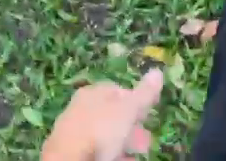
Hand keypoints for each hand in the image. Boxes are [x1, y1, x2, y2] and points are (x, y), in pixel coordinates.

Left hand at [40, 68, 164, 160]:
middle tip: (145, 140)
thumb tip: (157, 72)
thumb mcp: (128, 109)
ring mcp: (72, 132)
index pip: (118, 91)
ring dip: (122, 144)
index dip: (136, 102)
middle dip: (131, 127)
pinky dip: (110, 154)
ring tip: (136, 155)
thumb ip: (144, 93)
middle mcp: (80, 108)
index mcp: (92, 92)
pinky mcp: (68, 153)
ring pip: (103, 135)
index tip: (149, 114)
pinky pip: (94, 151)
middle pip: (111, 115)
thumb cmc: (100, 130)